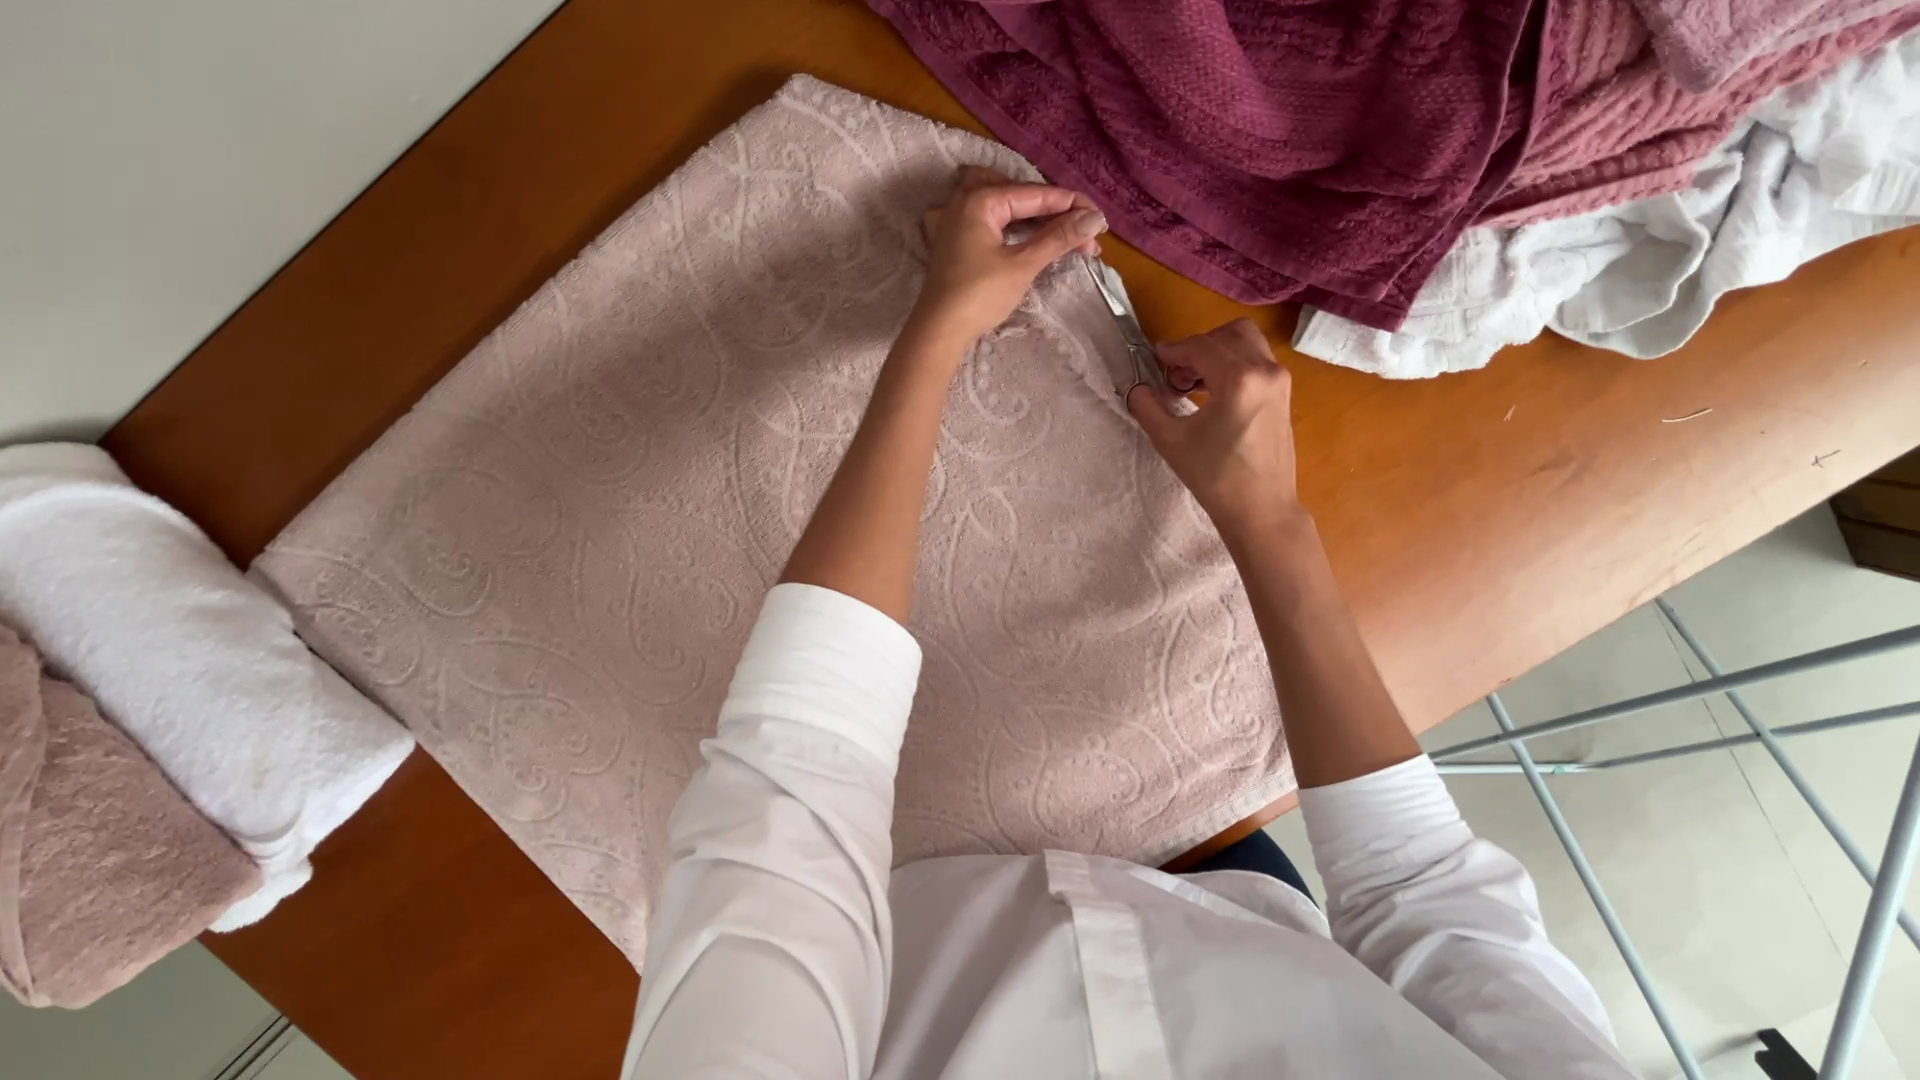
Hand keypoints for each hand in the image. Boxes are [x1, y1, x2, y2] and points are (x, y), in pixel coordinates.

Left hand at [909, 165, 1108, 347]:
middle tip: (1082, 232)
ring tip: (1058, 230)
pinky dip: (1006, 223)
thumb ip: (1058, 238)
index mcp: (979, 200)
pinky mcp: (950, 242)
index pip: (1035, 194)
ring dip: (1030, 214)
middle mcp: (962, 201)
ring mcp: (951, 221)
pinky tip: (1017, 232)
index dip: (1071, 206)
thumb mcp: (1022, 265)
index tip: (1100, 220)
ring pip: (999, 203)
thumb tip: (1093, 219)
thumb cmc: (978, 297)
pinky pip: (983, 219)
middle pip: (1017, 194)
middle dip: (1052, 212)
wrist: (938, 331)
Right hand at [1126, 319, 1302, 539]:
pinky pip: (1257, 362)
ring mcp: (1279, 381)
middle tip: (1176, 372)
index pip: (1200, 347)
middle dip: (1198, 346)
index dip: (1173, 350)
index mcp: (1239, 379)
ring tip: (1193, 382)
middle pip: (1228, 334)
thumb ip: (1148, 408)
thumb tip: (1135, 388)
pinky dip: (1233, 365)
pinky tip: (1213, 393)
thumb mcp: (1171, 441)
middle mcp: (1265, 370)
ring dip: (1217, 352)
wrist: (1261, 508)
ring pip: (1246, 344)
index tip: (1154, 360)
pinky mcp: (1284, 394)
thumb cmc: (1215, 477)